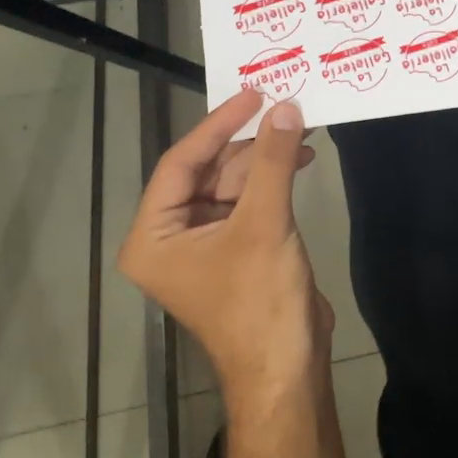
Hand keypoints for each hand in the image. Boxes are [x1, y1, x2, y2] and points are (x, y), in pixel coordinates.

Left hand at [118, 90, 329, 400]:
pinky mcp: (239, 250)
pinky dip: (275, 180)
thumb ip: (274, 162)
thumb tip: (286, 107)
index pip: (180, 163)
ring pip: (233, 185)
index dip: (218, 125)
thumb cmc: (259, 297)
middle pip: (209, 172)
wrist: (286, 364)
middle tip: (287, 108)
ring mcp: (207, 245)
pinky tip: (301, 161)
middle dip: (249, 142)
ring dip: (267, 159)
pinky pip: (251, 203)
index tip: (254, 93)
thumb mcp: (264, 223)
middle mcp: (171, 237)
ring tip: (304, 131)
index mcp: (153, 236)